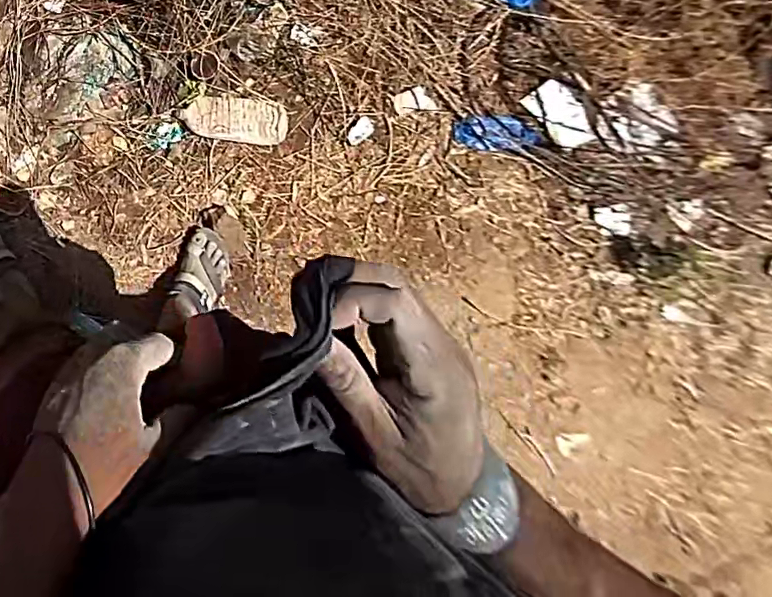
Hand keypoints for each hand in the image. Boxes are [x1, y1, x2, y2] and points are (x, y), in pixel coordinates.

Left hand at [33, 333, 191, 514]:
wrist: (53, 476)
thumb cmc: (106, 462)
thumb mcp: (151, 444)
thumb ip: (175, 417)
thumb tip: (188, 405)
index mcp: (126, 361)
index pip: (157, 342)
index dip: (171, 355)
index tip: (177, 371)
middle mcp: (98, 350)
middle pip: (128, 334)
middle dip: (143, 349)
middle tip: (156, 376)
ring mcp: (75, 359)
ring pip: (104, 343)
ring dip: (119, 356)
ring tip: (132, 384)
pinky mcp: (59, 373)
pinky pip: (86, 358)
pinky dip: (99, 366)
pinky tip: (106, 390)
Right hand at [315, 259, 484, 514]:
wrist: (467, 493)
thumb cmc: (419, 470)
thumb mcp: (373, 433)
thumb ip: (344, 381)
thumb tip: (309, 335)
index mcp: (433, 366)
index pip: (392, 302)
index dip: (345, 300)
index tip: (316, 325)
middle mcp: (441, 342)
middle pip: (392, 281)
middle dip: (343, 279)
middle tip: (305, 297)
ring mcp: (437, 337)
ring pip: (391, 283)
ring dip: (348, 283)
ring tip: (313, 302)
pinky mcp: (426, 339)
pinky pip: (391, 299)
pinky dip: (357, 295)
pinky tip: (334, 312)